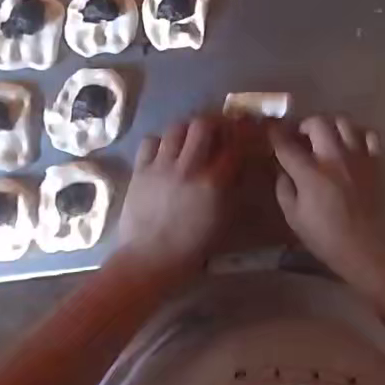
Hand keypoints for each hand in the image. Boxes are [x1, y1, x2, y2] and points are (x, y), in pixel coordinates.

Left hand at [110, 115, 242, 281]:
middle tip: (215, 132)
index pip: (233, 146)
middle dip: (213, 124)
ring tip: (189, 140)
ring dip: (186, 131)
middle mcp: (188, 167)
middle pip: (203, 125)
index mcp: (212, 183)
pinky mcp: (140, 170)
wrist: (149, 260)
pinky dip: (160, 143)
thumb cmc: (191, 247)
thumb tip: (236, 166)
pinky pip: (151, 141)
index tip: (243, 135)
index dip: (241, 137)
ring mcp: (161, 166)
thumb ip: (230, 189)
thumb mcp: (221, 219)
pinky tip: (164, 154)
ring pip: (176, 128)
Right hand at [269, 115, 384, 284]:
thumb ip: (285, 189)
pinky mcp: (376, 163)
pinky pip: (369, 135)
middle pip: (317, 123)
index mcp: (310, 173)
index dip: (274, 133)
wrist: (368, 250)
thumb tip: (283, 170)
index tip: (269, 128)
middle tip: (300, 136)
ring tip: (325, 136)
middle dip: (303, 124)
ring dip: (330, 125)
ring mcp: (358, 157)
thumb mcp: (294, 218)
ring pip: (344, 122)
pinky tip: (351, 144)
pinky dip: (358, 134)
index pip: (286, 144)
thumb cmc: (327, 239)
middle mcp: (334, 157)